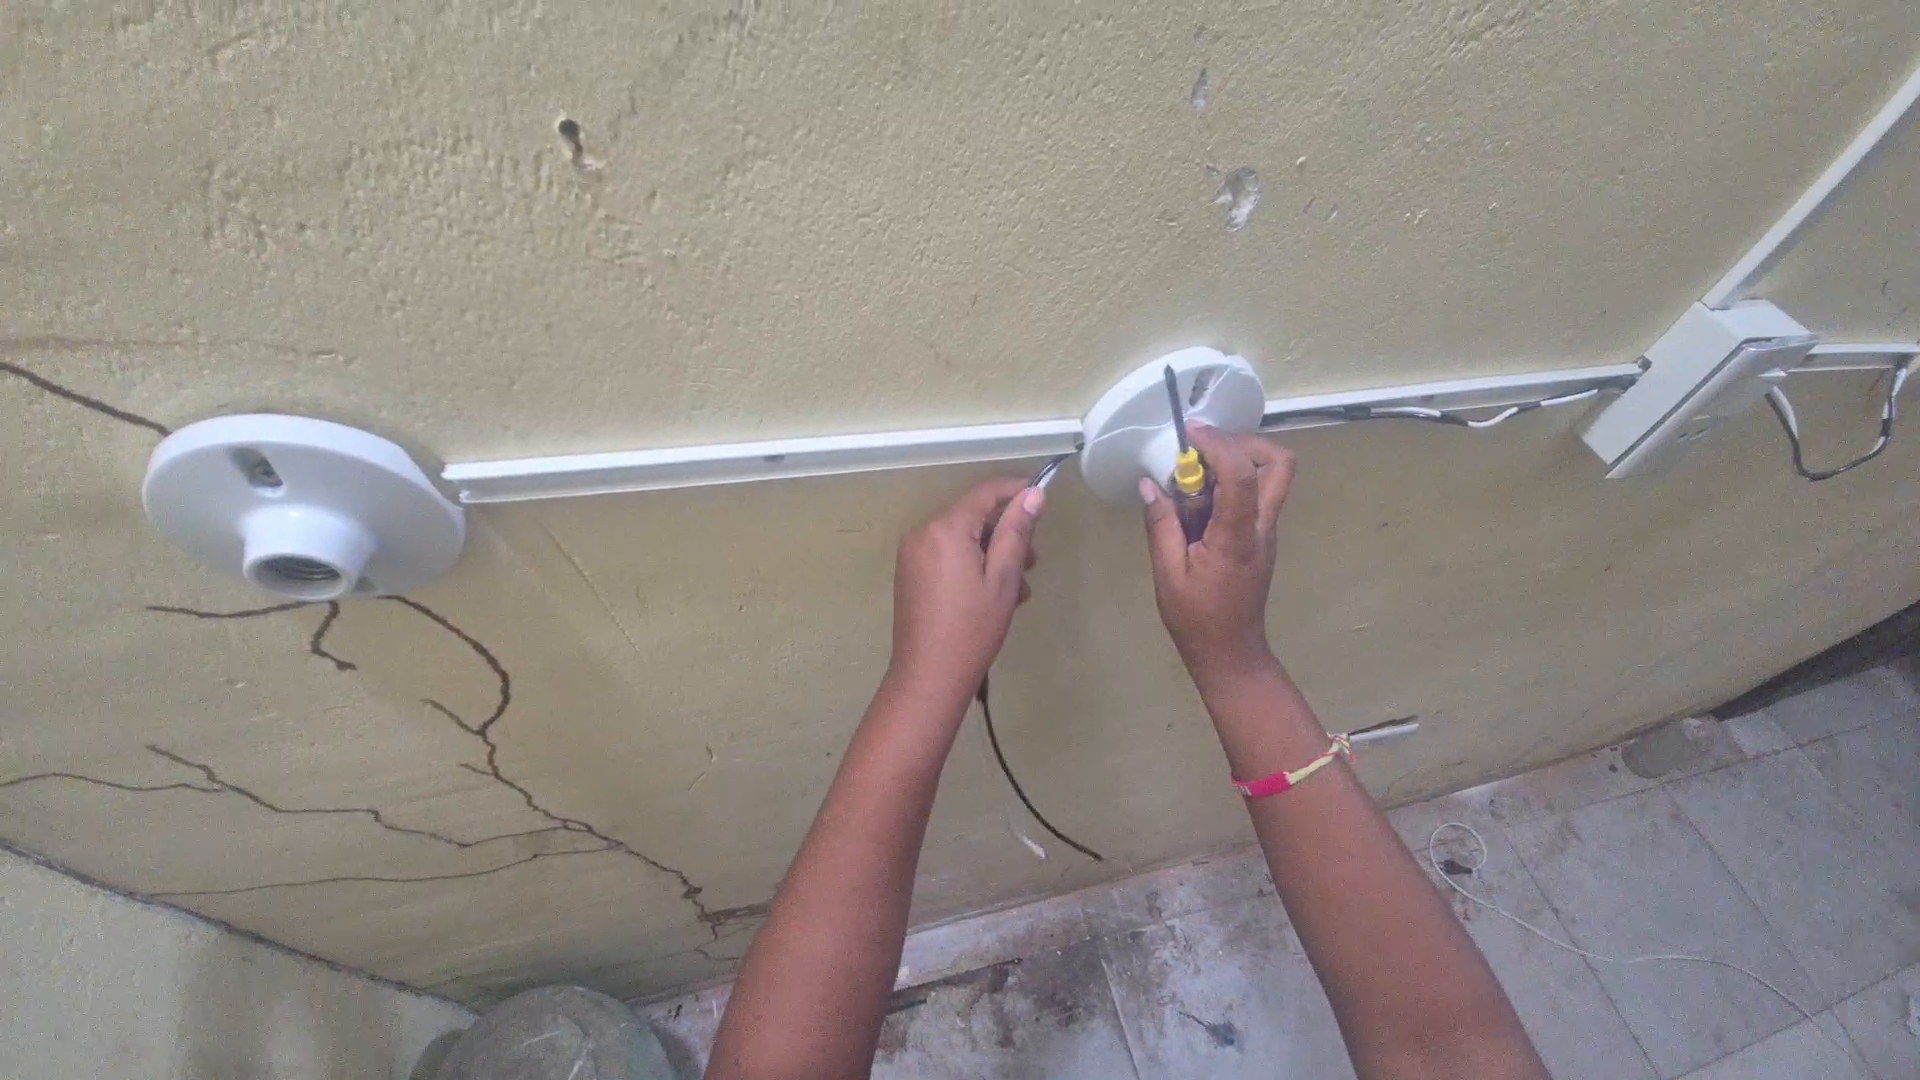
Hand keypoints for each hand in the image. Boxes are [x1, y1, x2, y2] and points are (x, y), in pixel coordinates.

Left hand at [888, 477, 1045, 698]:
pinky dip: (971, 565)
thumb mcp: (1002, 578)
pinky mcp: (910, 573)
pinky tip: (991, 595)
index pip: (984, 493)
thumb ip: (1016, 531)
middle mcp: (923, 533)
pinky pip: (946, 555)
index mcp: (945, 529)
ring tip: (1016, 590)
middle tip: (1031, 565)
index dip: (1015, 491)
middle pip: (972, 517)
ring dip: (992, 555)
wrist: (929, 676)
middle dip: (1005, 534)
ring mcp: (912, 554)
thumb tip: (1032, 493)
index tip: (1042, 500)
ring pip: (962, 539)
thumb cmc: (972, 628)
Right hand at [1141, 426, 1295, 686]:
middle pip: (1279, 464)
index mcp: (1237, 537)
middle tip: (1206, 448)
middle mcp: (1262, 528)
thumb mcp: (1167, 573)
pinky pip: (1257, 496)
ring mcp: (1267, 533)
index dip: (1218, 445)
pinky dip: (1232, 484)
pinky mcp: (1262, 539)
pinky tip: (1199, 501)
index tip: (1190, 433)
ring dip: (1239, 462)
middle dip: (1245, 443)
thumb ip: (1161, 525)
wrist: (1230, 653)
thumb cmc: (1196, 618)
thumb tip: (1150, 485)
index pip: (1240, 475)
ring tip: (1197, 474)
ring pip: (1273, 478)